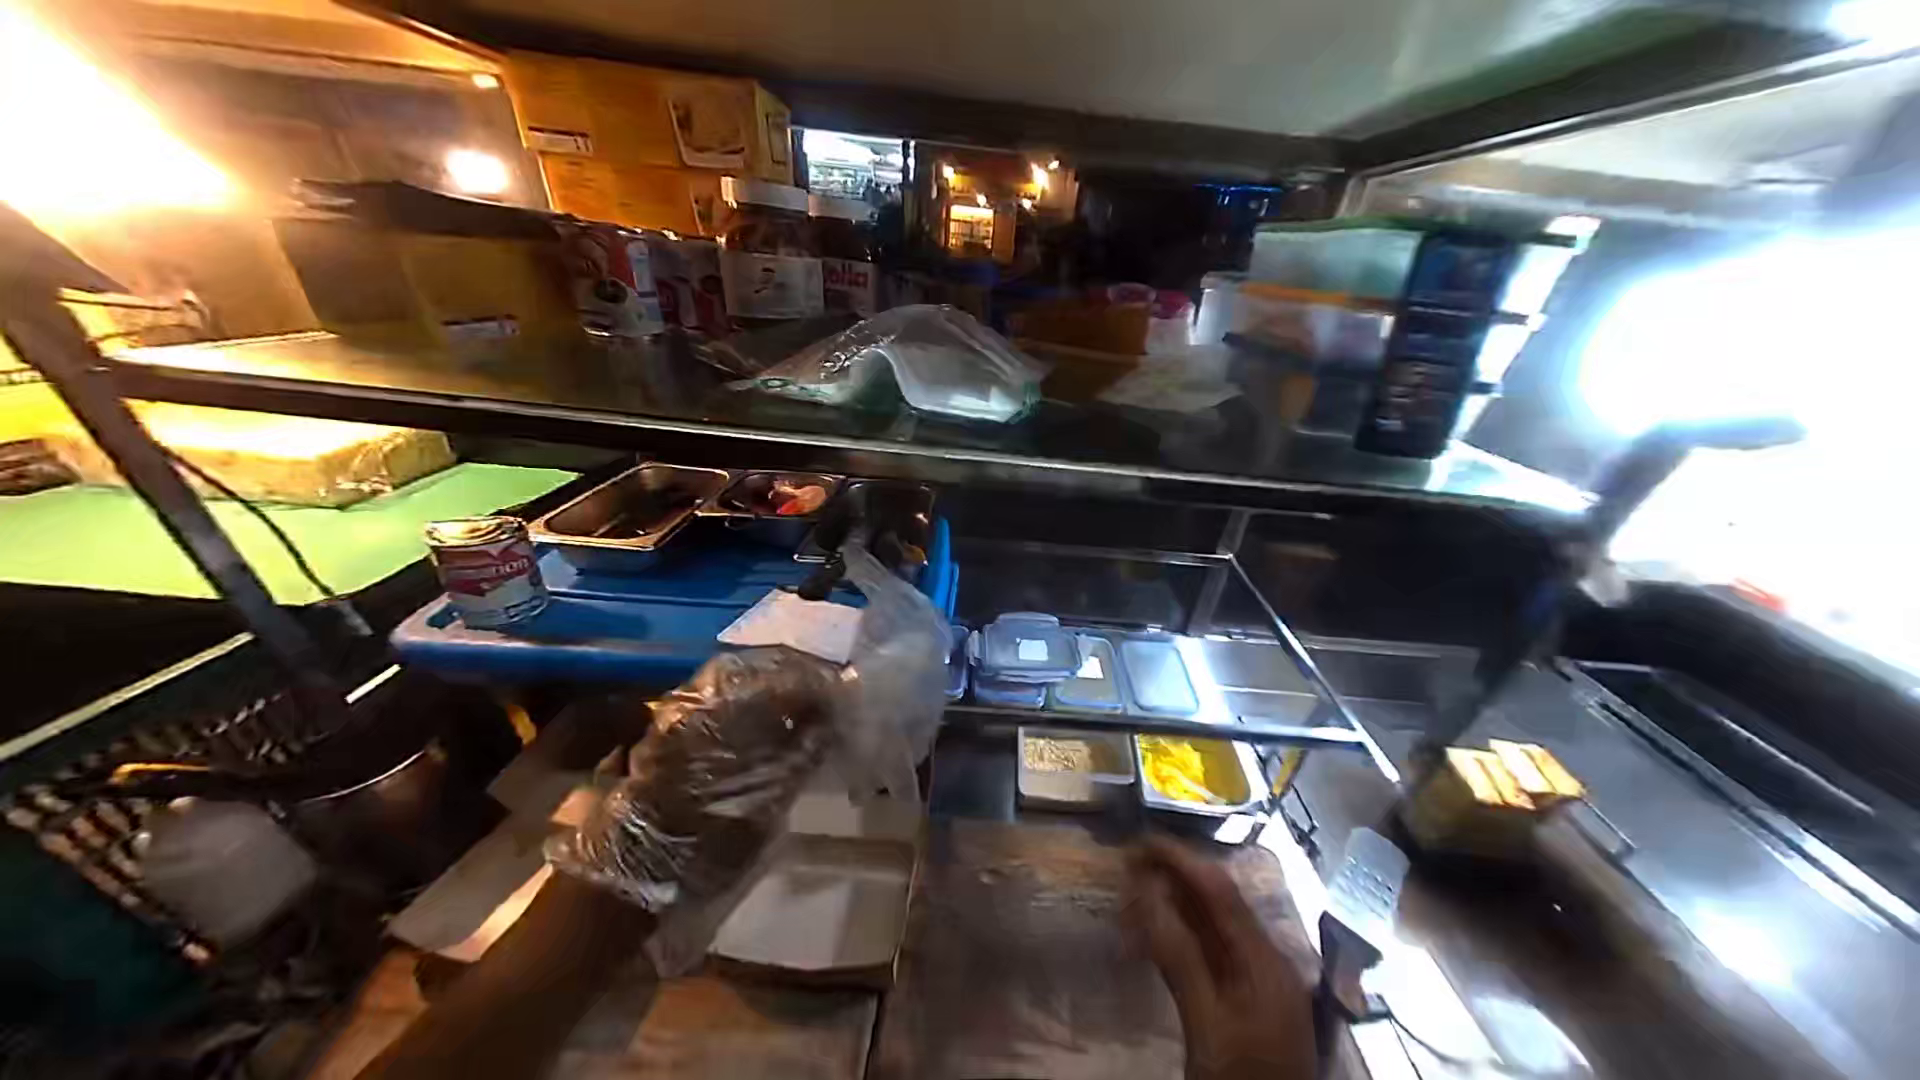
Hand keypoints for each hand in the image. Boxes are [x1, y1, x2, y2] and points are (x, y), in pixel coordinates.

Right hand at [1130, 835, 1317, 1079]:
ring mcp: (1256, 981)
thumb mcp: (1206, 1024)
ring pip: (1209, 926)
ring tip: (1129, 895)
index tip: (1139, 841)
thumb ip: (1179, 956)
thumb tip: (1146, 890)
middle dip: (1171, 878)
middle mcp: (1265, 960)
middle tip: (1126, 865)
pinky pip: (1208, 952)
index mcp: (1265, 960)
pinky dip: (1177, 936)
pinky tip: (1150, 933)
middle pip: (1217, 903)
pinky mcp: (1243, 1000)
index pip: (1220, 891)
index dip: (1179, 859)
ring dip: (1170, 905)